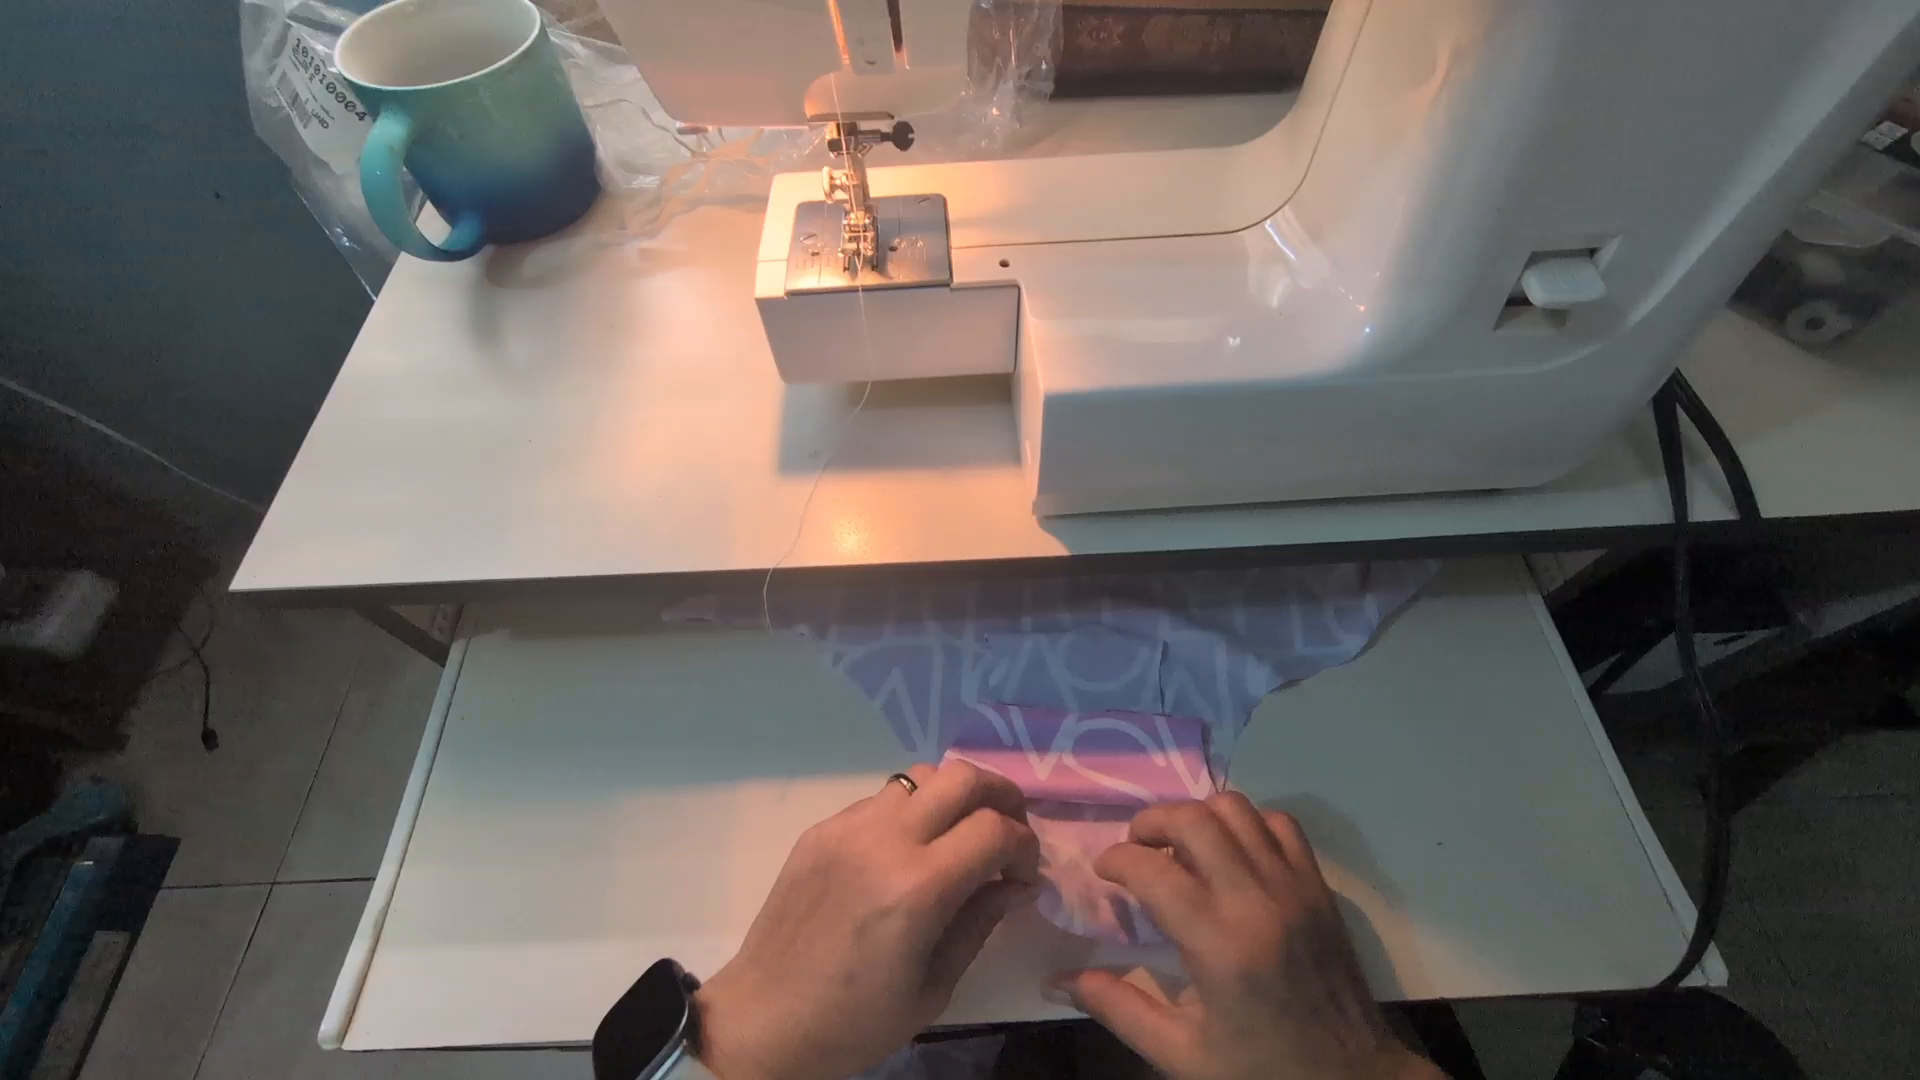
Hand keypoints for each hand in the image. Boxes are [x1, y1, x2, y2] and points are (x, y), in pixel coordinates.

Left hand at [694, 761, 1041, 1079]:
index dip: (1024, 844)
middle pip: (961, 776)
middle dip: (999, 794)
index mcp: (917, 887)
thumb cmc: (853, 1020)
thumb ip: (980, 922)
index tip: (1025, 871)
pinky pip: (881, 798)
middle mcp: (884, 840)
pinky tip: (907, 849)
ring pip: (920, 776)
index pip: (993, 829)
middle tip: (1009, 826)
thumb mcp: (933, 987)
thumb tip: (1018, 882)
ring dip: (953, 796)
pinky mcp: (822, 828)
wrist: (762, 1019)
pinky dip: (910, 811)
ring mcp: (848, 826)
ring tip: (960, 833)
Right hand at [1058, 794, 1442, 1079]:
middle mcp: (1255, 900)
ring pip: (1235, 808)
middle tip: (1138, 848)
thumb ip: (1119, 1008)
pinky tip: (1232, 853)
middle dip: (1151, 822)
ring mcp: (1292, 886)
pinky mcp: (1317, 885)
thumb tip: (1059, 981)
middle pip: (1192, 819)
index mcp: (1218, 945)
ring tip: (1182, 845)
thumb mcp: (1181, 1053)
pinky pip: (1279, 824)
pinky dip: (1247, 825)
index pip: (1151, 870)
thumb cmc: (1261, 1070)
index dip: (1117, 860)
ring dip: (1198, 816)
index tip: (1106, 872)